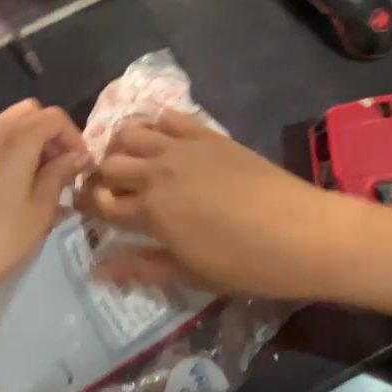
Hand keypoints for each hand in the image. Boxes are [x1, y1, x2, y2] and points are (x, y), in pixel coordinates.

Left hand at [0, 100, 91, 307]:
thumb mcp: (40, 209)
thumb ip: (60, 174)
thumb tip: (78, 156)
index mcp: (16, 137)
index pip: (54, 117)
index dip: (74, 137)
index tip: (83, 166)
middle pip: (31, 113)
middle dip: (52, 134)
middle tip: (64, 168)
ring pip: (10, 123)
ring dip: (31, 139)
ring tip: (42, 177)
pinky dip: (10, 148)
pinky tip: (16, 182)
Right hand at [77, 110, 355, 298]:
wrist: (303, 232)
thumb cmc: (247, 264)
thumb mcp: (192, 274)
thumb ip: (143, 266)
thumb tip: (98, 268)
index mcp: (151, 212)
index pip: (101, 202)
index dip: (89, 205)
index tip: (89, 211)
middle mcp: (157, 171)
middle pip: (109, 163)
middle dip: (100, 175)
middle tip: (109, 188)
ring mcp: (181, 147)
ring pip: (130, 131)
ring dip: (121, 145)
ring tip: (130, 160)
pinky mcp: (205, 133)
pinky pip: (166, 116)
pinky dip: (154, 124)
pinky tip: (161, 140)